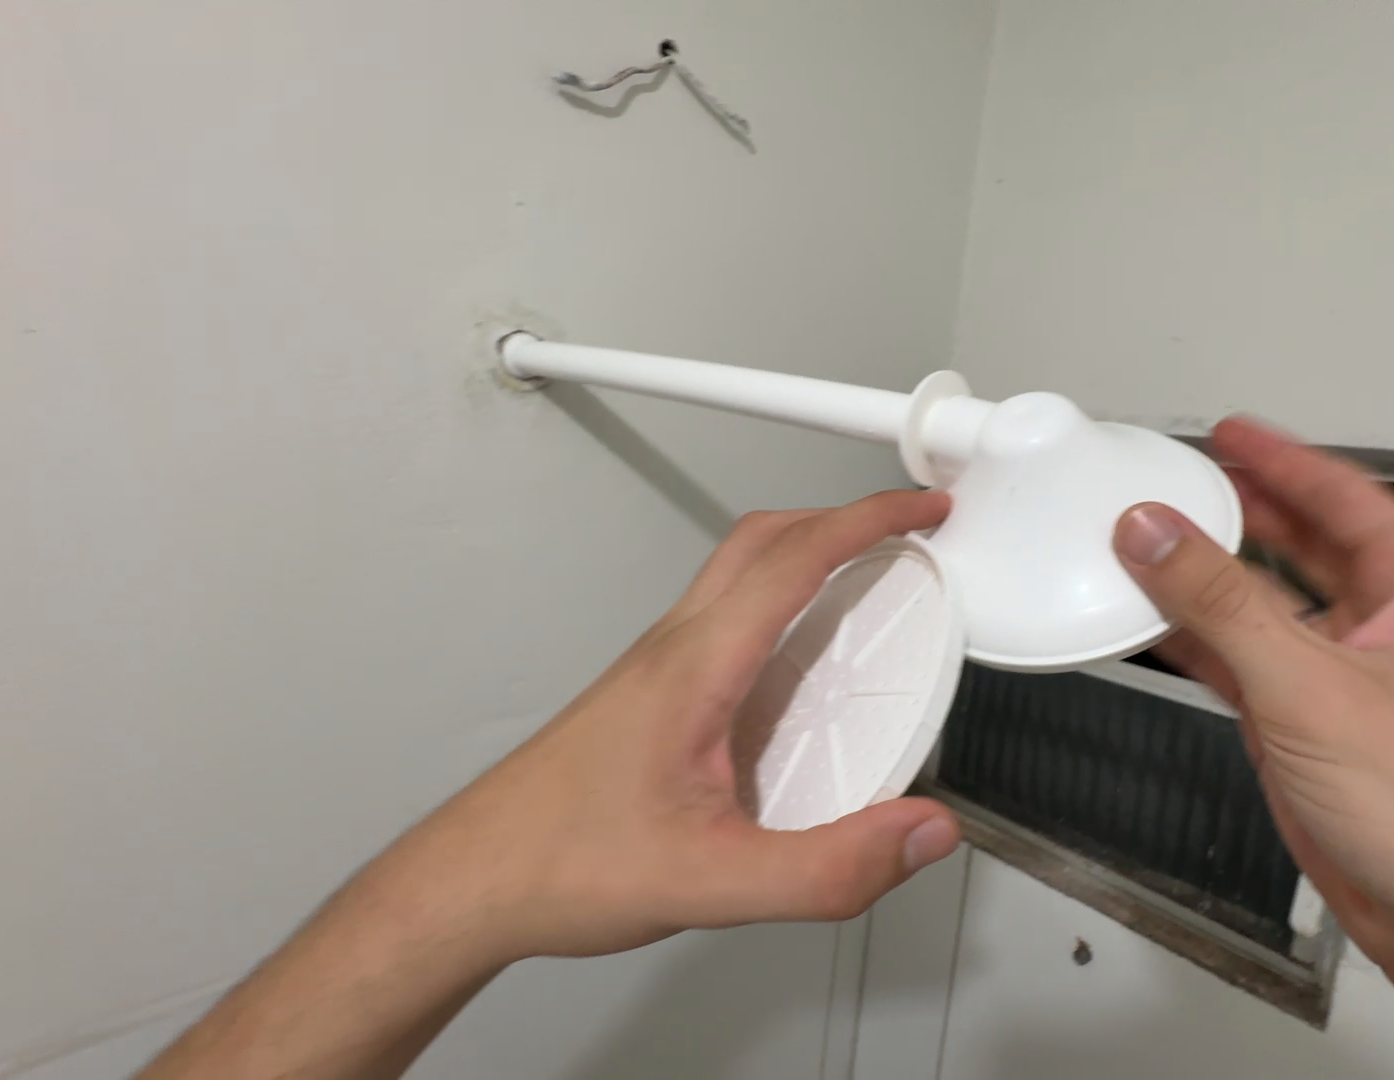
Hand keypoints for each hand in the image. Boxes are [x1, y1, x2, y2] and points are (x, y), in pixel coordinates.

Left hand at [140, 491, 962, 1079]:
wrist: (474, 878)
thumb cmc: (562, 862)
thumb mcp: (713, 881)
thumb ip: (827, 866)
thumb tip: (918, 830)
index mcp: (698, 665)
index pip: (795, 558)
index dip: (870, 521)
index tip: (919, 510)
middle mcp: (679, 646)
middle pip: (767, 537)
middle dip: (845, 516)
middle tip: (902, 527)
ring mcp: (665, 661)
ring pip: (744, 567)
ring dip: (811, 549)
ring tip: (869, 575)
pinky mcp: (661, 686)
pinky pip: (731, 612)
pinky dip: (784, 598)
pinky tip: (805, 655)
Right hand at [1113, 418, 1393, 1079]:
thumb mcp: (1315, 684)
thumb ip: (1219, 600)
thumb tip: (1145, 525)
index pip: (1341, 494)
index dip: (1276, 458)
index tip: (1219, 430)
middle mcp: (1388, 618)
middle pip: (1297, 542)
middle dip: (1234, 511)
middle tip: (1165, 479)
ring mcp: (1342, 672)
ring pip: (1259, 602)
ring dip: (1202, 578)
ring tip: (1136, 542)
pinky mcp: (1305, 719)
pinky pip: (1239, 656)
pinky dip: (1192, 637)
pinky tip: (1144, 620)